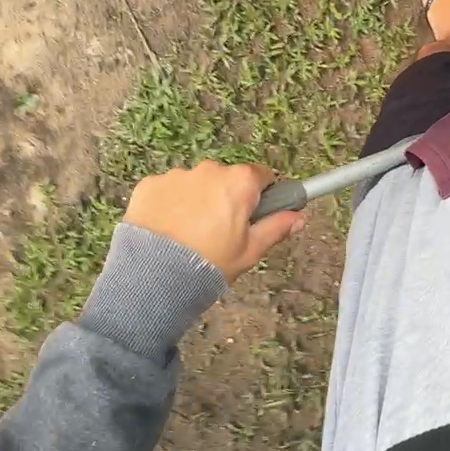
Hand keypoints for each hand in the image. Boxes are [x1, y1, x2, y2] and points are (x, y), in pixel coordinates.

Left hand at [124, 161, 304, 281]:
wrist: (150, 281)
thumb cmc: (207, 266)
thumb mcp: (249, 252)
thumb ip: (276, 228)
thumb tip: (299, 218)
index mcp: (239, 182)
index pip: (261, 176)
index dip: (260, 196)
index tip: (253, 216)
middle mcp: (210, 170)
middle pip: (227, 179)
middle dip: (226, 199)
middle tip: (219, 233)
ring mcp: (178, 175)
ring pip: (196, 184)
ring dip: (197, 201)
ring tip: (188, 236)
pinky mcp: (150, 185)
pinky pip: (168, 190)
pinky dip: (170, 205)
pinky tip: (167, 231)